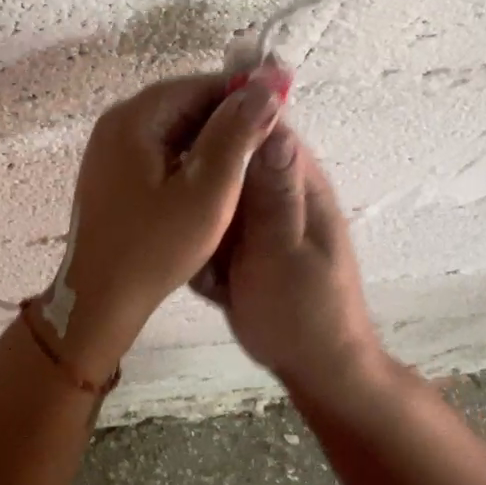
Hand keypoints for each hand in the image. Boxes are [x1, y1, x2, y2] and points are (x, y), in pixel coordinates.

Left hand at [38, 73, 285, 377]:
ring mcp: (110, 147)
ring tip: (248, 163)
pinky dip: (189, 157)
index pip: (195, 86)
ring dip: (210, 139)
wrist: (100, 296)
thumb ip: (236, 136)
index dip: (239, 96)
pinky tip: (214, 180)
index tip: (278, 114)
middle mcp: (115, 122)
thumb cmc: (155, 247)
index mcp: (132, 118)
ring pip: (172, 127)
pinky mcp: (112, 171)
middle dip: (225, 118)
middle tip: (267, 143)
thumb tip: (264, 88)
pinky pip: (158, 148)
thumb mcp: (207, 191)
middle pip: (181, 103)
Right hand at [195, 122, 392, 406]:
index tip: (178, 130)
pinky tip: (190, 257)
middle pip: (226, 151)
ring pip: (210, 185)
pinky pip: (207, 217)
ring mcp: (256, 211)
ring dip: (192, 205)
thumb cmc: (305, 312)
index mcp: (297, 180)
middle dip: (196, 169)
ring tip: (180, 235)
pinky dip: (197, 233)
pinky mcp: (239, 235)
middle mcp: (276, 185)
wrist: (313, 368)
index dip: (219, 115)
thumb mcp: (285, 253)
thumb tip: (273, 129)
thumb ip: (276, 194)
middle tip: (172, 199)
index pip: (259, 122)